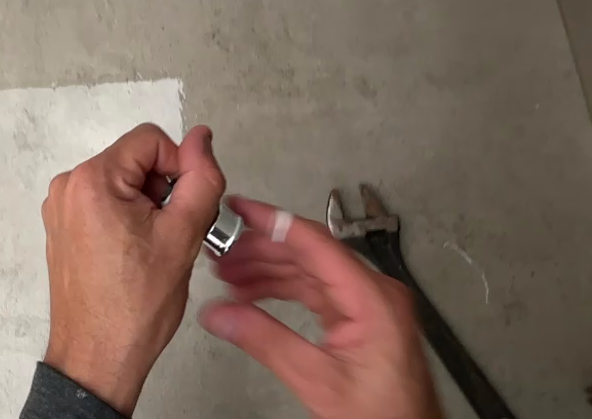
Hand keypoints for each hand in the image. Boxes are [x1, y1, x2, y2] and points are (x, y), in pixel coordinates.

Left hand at [40, 123, 224, 414]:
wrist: (97, 360)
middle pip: (134, 160)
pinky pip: (104, 201)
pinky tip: (132, 254)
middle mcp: (69, 184)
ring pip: (122, 182)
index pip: (151, 140)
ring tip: (151, 248)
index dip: (179, 169)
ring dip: (145, 205)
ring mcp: (61, 206)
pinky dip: (125, 217)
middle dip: (161, 190)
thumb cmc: (135, 305)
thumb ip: (201, 179)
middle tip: (170, 235)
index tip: (184, 209)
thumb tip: (201, 137)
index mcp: (92, 179)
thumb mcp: (182, 236)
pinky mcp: (62, 225)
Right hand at [199, 197, 440, 418]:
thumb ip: (265, 341)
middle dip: (259, 250)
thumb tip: (219, 313)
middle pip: (306, 252)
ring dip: (265, 269)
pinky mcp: (358, 317)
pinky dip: (280, 288)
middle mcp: (372, 290)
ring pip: (306, 269)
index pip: (313, 241)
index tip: (238, 208)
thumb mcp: (318, 382)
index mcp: (372, 296)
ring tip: (227, 273)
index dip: (271, 221)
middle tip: (221, 250)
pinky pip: (313, 289)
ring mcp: (366, 303)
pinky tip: (251, 293)